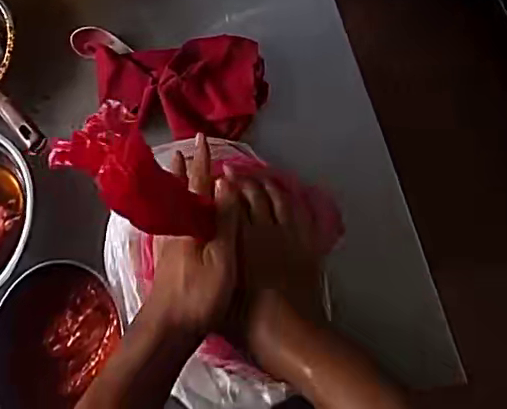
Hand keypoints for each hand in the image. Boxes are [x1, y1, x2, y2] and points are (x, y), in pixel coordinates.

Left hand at [140, 137, 238, 339]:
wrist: (167, 330)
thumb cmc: (199, 294)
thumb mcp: (222, 257)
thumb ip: (225, 219)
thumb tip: (224, 180)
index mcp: (191, 222)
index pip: (199, 183)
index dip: (202, 161)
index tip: (201, 138)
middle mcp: (176, 226)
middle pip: (180, 191)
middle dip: (183, 170)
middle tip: (182, 151)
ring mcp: (168, 243)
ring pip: (172, 205)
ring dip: (175, 186)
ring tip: (174, 173)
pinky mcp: (164, 259)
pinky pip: (168, 220)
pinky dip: (172, 207)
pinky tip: (171, 214)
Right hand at [228, 169, 326, 365]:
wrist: (292, 335)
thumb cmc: (251, 321)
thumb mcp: (221, 299)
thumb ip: (211, 273)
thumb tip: (199, 261)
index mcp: (242, 239)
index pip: (231, 202)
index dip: (224, 186)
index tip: (217, 176)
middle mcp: (265, 228)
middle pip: (254, 194)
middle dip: (242, 180)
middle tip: (232, 171)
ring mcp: (288, 234)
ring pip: (277, 197)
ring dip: (266, 184)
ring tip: (258, 178)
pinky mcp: (307, 243)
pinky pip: (299, 211)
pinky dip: (291, 199)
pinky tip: (287, 194)